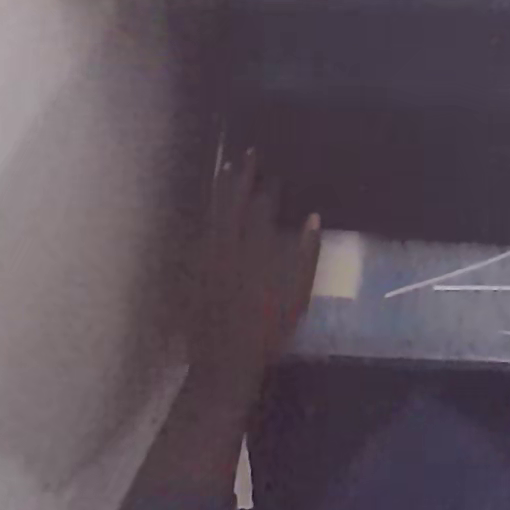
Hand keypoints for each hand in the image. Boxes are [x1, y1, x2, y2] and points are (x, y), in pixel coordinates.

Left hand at [188, 151, 320, 394]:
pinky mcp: (197, 265)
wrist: (226, 356)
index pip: (265, 205)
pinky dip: (208, 211)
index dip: (271, 187)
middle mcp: (230, 242)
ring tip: (227, 168)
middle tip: (248, 153)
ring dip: (222, 187)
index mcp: (258, 247)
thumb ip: (306, 253)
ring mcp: (209, 253)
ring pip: (214, 210)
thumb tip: (312, 219)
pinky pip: (202, 228)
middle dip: (242, 174)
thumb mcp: (298, 292)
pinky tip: (211, 205)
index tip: (276, 173)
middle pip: (235, 199)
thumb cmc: (270, 327)